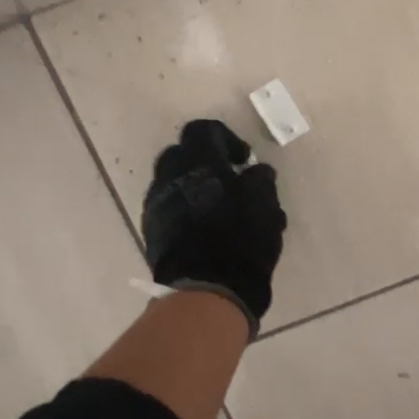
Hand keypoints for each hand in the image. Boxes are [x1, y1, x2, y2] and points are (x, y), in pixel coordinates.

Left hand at [141, 120, 285, 335]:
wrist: (207, 288)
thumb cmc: (241, 238)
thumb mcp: (264, 203)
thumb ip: (260, 179)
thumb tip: (255, 170)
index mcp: (197, 162)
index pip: (203, 131)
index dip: (226, 138)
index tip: (243, 159)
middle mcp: (169, 177)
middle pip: (181, 154)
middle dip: (204, 161)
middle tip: (227, 179)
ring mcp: (156, 206)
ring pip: (172, 182)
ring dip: (194, 187)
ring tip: (220, 208)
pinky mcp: (153, 231)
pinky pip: (169, 208)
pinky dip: (186, 209)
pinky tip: (207, 228)